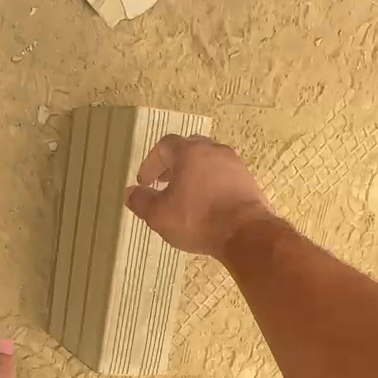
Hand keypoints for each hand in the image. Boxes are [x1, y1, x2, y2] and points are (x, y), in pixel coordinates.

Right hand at [124, 135, 277, 255]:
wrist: (243, 231)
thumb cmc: (196, 219)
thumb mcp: (159, 215)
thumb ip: (141, 201)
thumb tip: (130, 193)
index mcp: (189, 153)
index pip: (164, 146)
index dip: (151, 163)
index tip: (144, 182)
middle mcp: (213, 151)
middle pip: (189, 149)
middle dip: (173, 165)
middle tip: (164, 182)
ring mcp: (234, 164)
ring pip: (208, 162)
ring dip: (194, 174)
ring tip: (185, 195)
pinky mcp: (247, 181)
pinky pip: (224, 177)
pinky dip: (211, 185)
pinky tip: (207, 204)